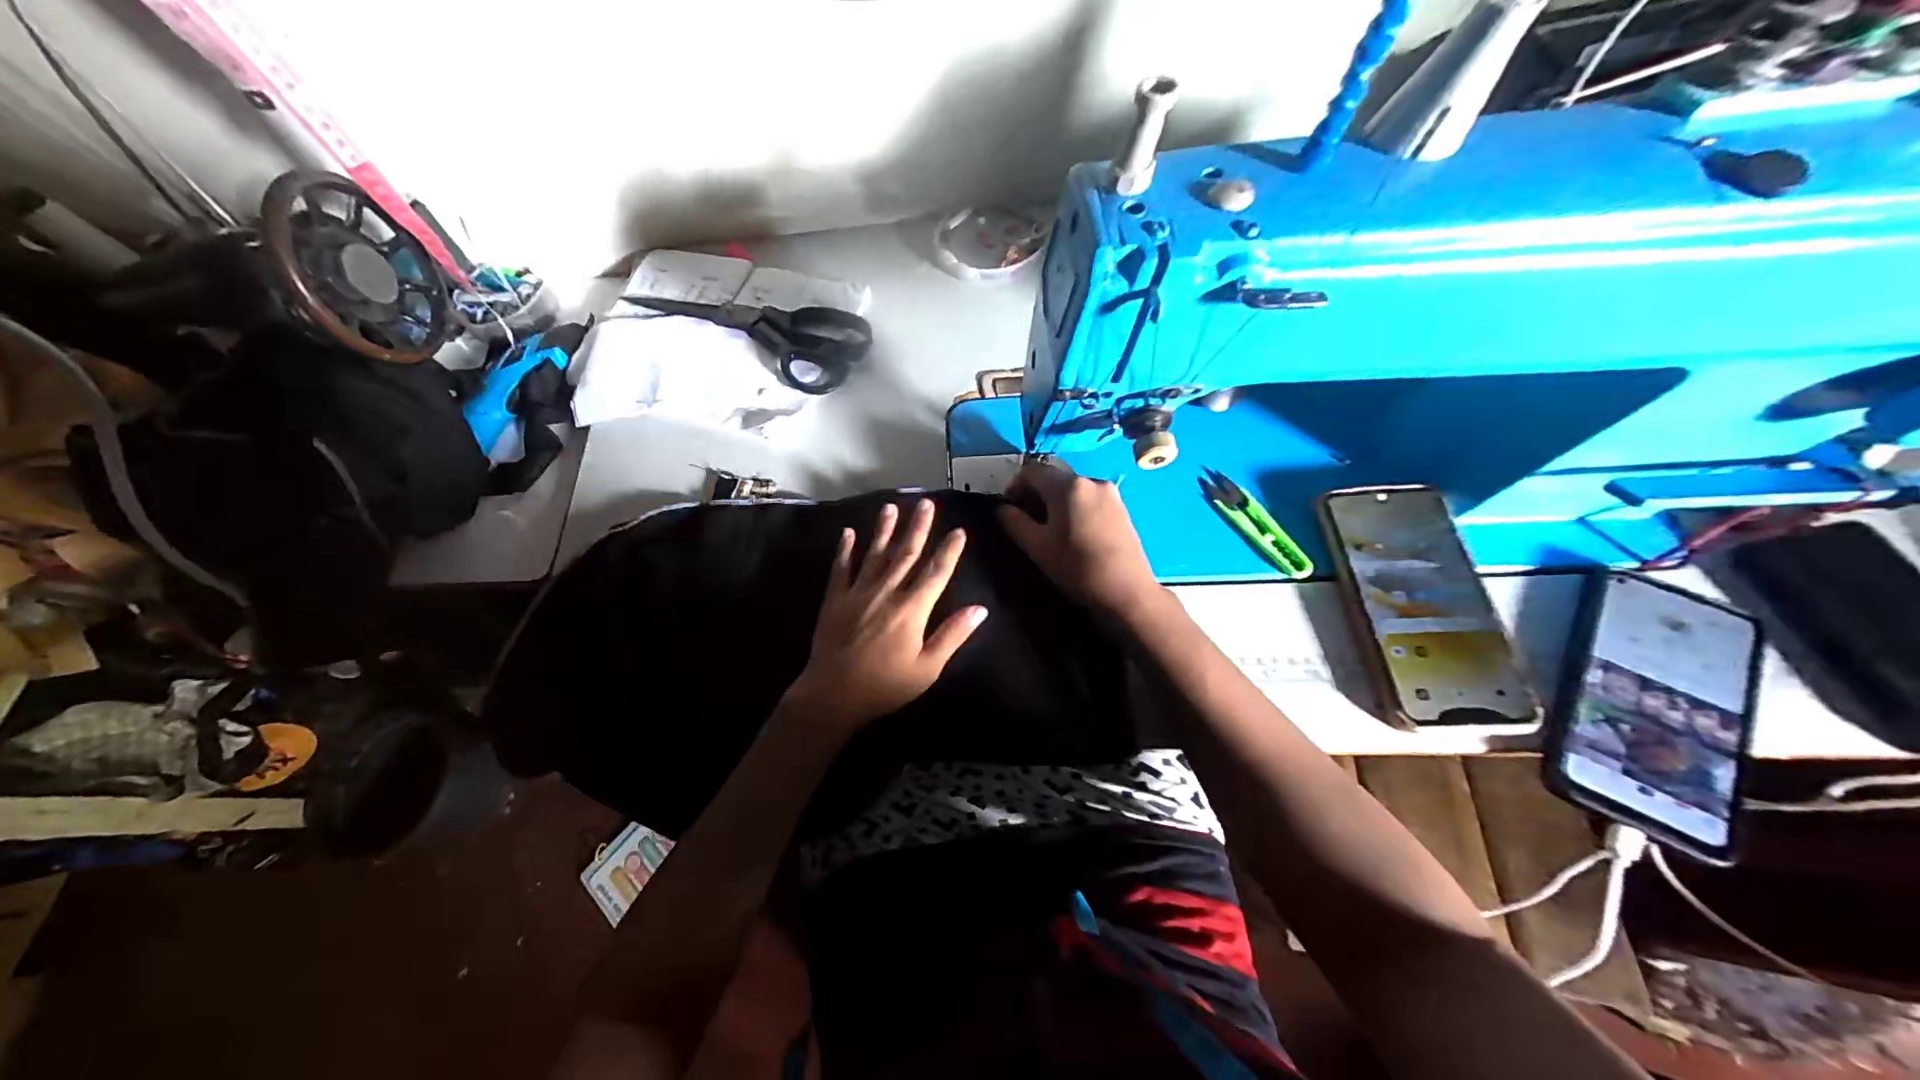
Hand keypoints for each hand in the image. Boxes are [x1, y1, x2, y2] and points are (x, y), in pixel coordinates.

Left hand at [786, 499, 987, 728]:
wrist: (833, 694)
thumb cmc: (885, 686)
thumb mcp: (927, 668)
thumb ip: (953, 635)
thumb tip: (980, 608)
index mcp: (912, 609)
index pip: (936, 572)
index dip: (949, 550)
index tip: (958, 530)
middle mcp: (887, 592)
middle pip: (906, 553)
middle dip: (918, 527)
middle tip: (926, 502)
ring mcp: (857, 592)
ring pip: (875, 554)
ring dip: (884, 529)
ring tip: (892, 507)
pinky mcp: (834, 599)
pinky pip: (841, 568)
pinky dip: (845, 549)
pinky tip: (848, 533)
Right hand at [996, 459, 1160, 616]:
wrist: (1126, 592)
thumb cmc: (1077, 569)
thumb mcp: (1037, 547)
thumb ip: (1014, 522)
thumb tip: (1001, 508)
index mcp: (1068, 486)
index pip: (1031, 471)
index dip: (1014, 487)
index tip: (1009, 511)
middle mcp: (1091, 480)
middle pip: (1053, 477)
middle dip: (1035, 495)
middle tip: (1027, 523)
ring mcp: (1111, 493)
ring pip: (1072, 489)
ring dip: (1055, 502)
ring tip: (1051, 531)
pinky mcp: (1122, 508)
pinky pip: (1089, 499)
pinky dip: (1075, 508)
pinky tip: (1074, 533)